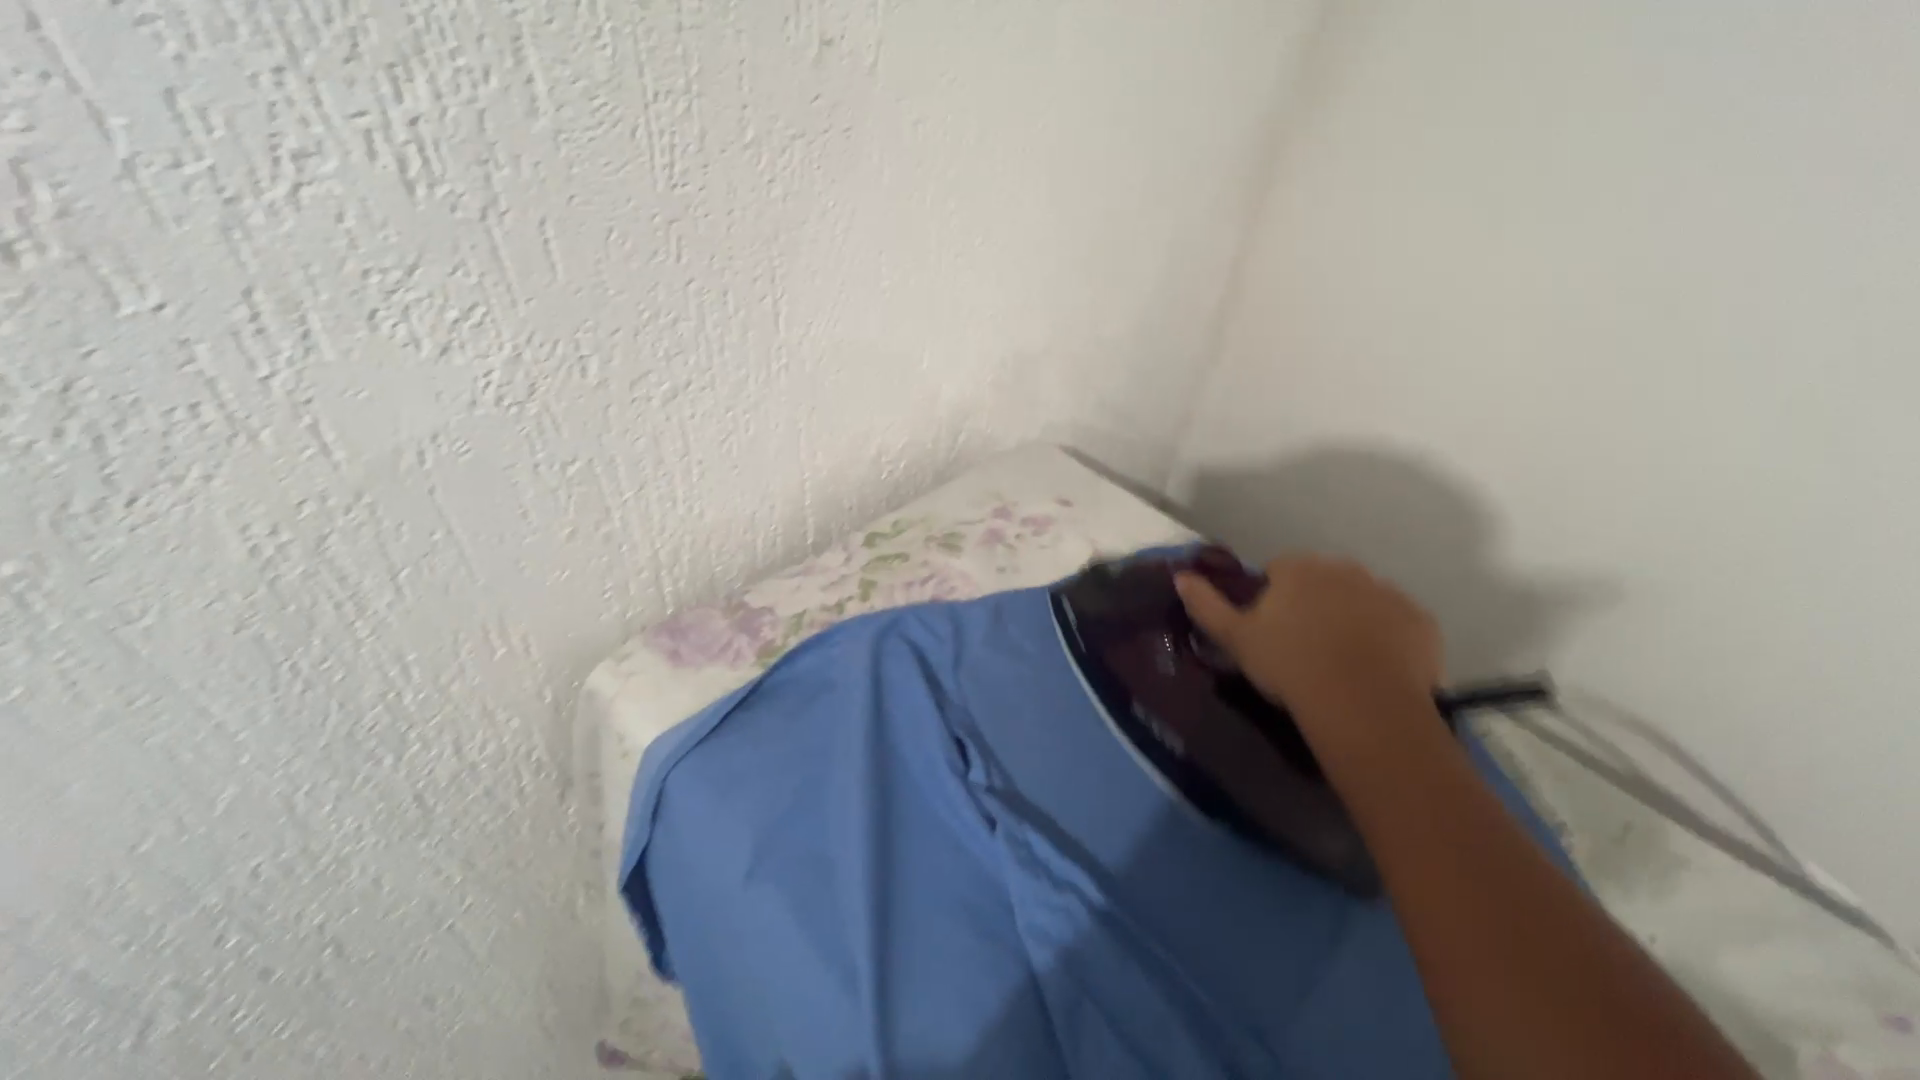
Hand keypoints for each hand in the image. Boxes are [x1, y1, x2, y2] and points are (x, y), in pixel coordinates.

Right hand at [1174, 555, 1442, 722]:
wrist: (1362, 703)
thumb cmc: (1290, 666)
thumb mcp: (1236, 639)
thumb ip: (1206, 604)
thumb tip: (1180, 575)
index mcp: (1299, 569)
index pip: (1279, 570)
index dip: (1272, 600)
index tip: (1271, 633)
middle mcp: (1346, 569)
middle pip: (1324, 581)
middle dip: (1315, 604)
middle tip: (1305, 648)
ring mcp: (1388, 593)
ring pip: (1362, 600)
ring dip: (1352, 619)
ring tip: (1341, 663)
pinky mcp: (1421, 621)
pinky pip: (1398, 624)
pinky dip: (1388, 640)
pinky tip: (1375, 671)